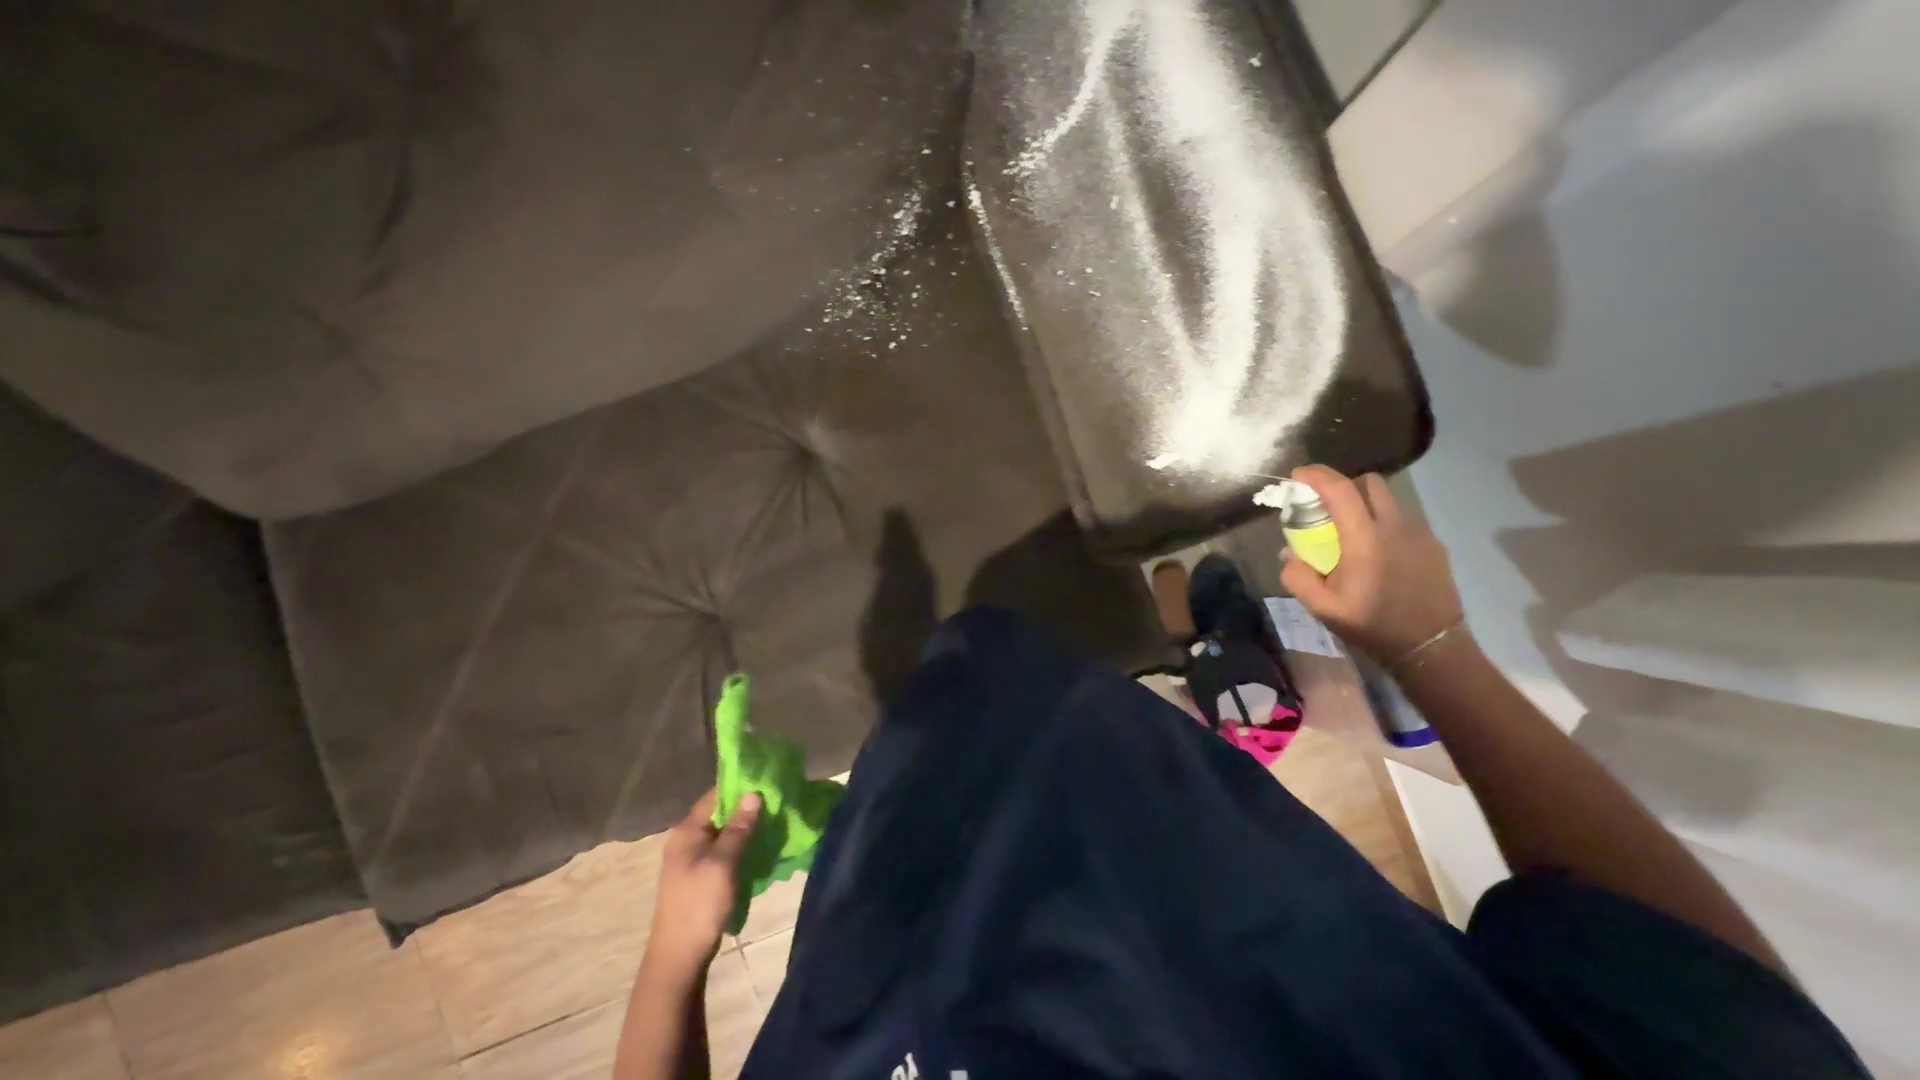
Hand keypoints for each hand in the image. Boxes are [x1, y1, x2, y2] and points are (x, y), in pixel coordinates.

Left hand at [640, 790, 760, 985]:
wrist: (679, 955)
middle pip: (720, 815)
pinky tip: (762, 852)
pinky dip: (742, 851)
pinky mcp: (701, 878)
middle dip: (748, 810)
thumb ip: (738, 828)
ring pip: (724, 836)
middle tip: (779, 805)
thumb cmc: (699, 904)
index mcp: (687, 831)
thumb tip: (753, 793)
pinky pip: (724, 855)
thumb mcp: (723, 863)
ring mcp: (692, 861)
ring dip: (747, 832)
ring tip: (777, 826)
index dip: (740, 787)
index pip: (714, 796)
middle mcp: (686, 841)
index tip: (769, 782)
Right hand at [1279, 465, 1465, 665]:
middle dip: (1343, 486)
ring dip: (1364, 507)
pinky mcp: (1433, 544)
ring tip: (1352, 535)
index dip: (1316, 476)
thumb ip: (1298, 578)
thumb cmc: (1374, 627)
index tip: (1298, 477)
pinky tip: (1379, 556)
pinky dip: (1383, 526)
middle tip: (1326, 507)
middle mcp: (1394, 527)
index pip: (1340, 490)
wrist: (1431, 647)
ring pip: (1388, 501)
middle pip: (1368, 483)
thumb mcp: (1324, 610)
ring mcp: (1418, 533)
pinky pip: (1402, 521)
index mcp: (1364, 540)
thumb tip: (1289, 554)